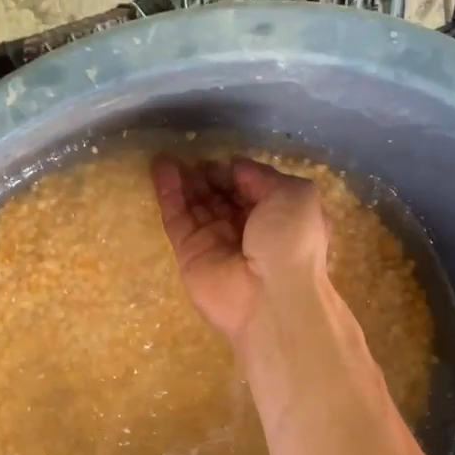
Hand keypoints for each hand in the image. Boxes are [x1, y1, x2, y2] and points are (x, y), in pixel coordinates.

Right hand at [151, 155, 330, 343]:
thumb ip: (262, 176)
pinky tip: (161, 169)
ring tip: (169, 156)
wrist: (269, 299)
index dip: (234, 172)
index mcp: (275, 216)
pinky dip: (168, 195)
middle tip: (190, 155)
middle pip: (219, 197)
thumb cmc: (291, 242)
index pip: (248, 188)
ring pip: (195, 206)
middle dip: (206, 176)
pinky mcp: (189, 256)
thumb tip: (236, 167)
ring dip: (183, 181)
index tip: (221, 158)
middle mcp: (244, 230)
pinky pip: (177, 220)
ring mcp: (214, 244)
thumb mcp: (293, 194)